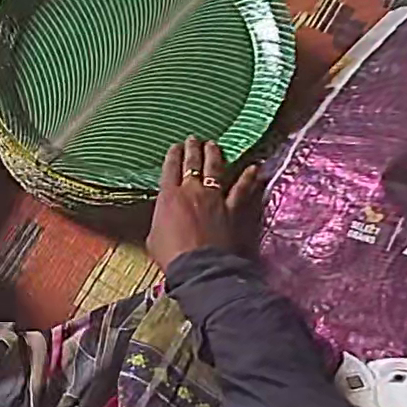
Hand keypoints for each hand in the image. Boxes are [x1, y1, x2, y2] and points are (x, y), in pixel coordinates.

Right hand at [146, 136, 261, 270]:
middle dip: (192, 148)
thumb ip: (159, 222)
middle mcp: (193, 191)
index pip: (170, 168)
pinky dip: (249, 178)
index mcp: (169, 196)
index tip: (175, 146)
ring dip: (215, 155)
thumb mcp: (153, 238)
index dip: (173, 155)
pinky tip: (253, 168)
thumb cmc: (172, 256)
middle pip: (193, 163)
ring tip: (214, 145)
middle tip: (194, 139)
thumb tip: (163, 220)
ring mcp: (215, 198)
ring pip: (216, 169)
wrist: (200, 268)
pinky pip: (243, 189)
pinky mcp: (234, 209)